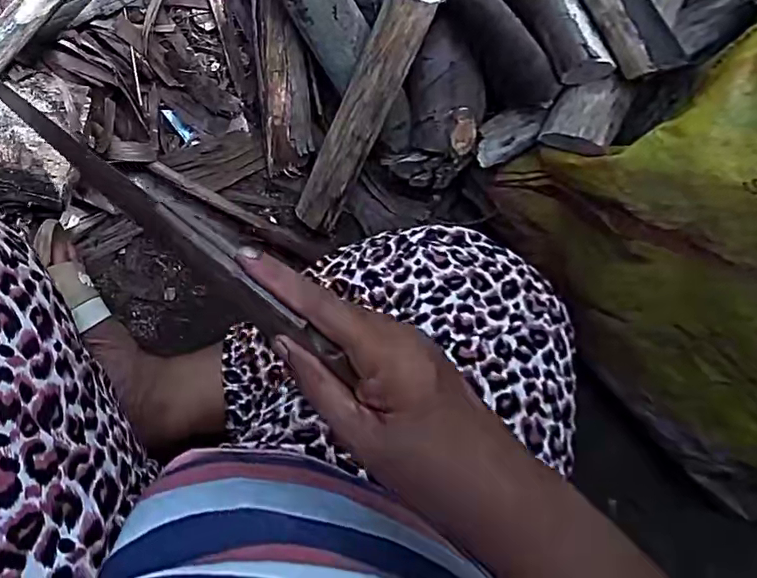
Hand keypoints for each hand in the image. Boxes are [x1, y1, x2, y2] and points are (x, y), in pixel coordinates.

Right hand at [240, 250, 665, 577]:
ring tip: (284, 325)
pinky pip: (365, 331)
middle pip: (332, 304)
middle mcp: (401, 332)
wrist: (512, 503)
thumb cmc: (435, 478)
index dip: (277, 276)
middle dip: (292, 296)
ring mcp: (413, 340)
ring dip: (316, 319)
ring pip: (348, 318)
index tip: (244, 253)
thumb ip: (316, 382)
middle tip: (251, 287)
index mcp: (386, 350)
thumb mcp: (361, 439)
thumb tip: (282, 339)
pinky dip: (338, 335)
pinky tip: (329, 358)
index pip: (319, 303)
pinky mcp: (418, 352)